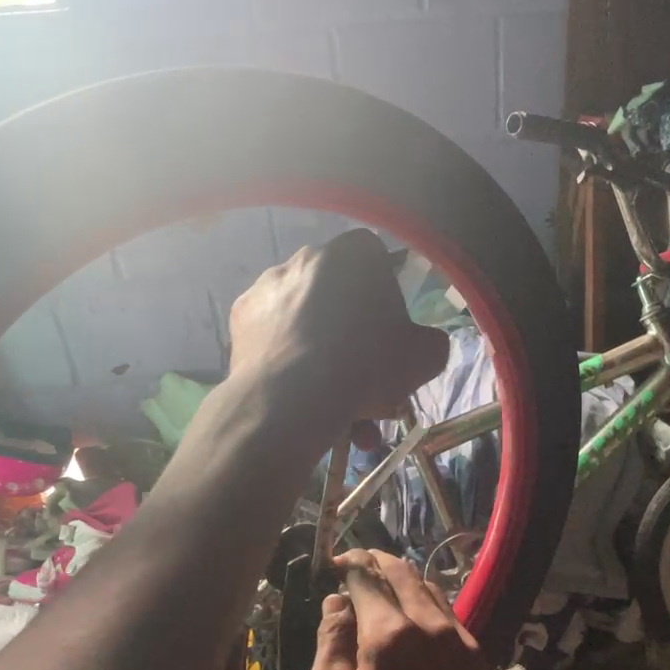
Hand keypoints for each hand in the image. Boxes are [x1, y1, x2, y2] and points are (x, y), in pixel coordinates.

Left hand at [228, 229, 448, 420]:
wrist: (293, 399)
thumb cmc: (366, 365)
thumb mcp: (424, 357)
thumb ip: (429, 343)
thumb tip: (422, 346)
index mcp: (353, 254)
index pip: (376, 260)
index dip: (386, 298)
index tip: (388, 336)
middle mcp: (305, 258)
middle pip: (338, 299)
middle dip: (353, 342)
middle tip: (366, 384)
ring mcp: (266, 288)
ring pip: (307, 326)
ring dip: (324, 363)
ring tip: (339, 414)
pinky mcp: (240, 320)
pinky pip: (276, 340)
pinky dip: (289, 365)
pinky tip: (304, 401)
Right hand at [303, 550, 487, 669]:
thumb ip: (328, 643)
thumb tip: (337, 602)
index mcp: (390, 638)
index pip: (367, 577)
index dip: (345, 564)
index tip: (329, 565)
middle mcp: (432, 629)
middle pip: (402, 572)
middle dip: (374, 564)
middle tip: (350, 569)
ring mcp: (461, 643)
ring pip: (429, 589)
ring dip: (400, 583)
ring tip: (375, 594)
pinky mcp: (476, 660)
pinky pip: (447, 615)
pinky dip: (423, 607)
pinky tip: (404, 625)